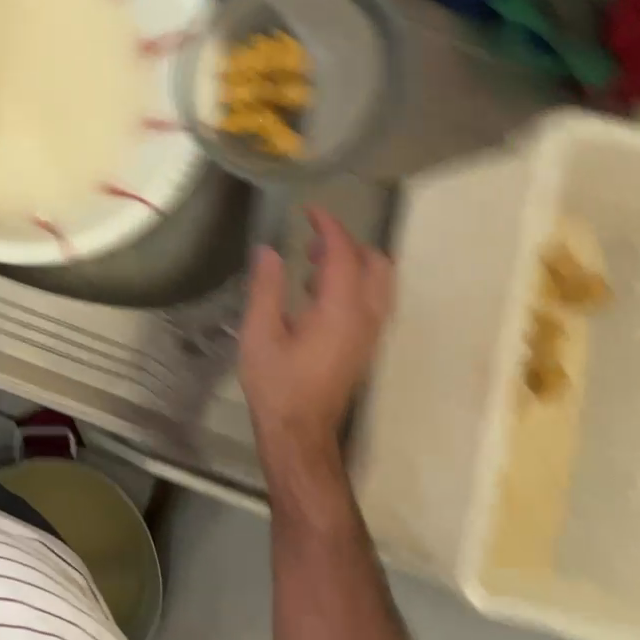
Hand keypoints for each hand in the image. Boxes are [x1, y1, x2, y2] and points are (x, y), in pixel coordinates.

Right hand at [239, 209, 392, 464]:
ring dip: (352, 263)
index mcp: (340, 310)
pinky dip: (352, 283)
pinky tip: (316, 296)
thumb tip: (268, 251)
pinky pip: (372, 300)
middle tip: (309, 241)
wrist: (299, 430)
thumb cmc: (275, 382)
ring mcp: (371, 332)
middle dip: (346, 244)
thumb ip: (266, 288)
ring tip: (312, 264)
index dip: (329, 227)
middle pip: (375, 263)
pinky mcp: (365, 344)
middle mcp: (366, 316)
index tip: (309, 210)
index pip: (343, 254)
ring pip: (379, 282)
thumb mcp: (259, 333)